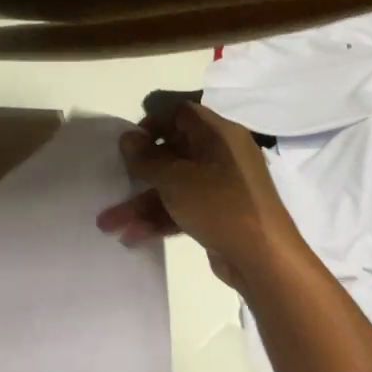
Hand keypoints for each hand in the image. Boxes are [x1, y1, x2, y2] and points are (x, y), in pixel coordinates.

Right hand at [96, 92, 309, 290]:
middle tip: (115, 184)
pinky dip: (160, 218)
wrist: (263, 256)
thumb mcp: (174, 178)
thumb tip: (127, 138)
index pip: (181, 114)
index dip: (153, 124)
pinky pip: (183, 207)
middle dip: (138, 174)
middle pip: (172, 154)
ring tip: (109, 224)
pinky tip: (133, 236)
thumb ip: (146, 158)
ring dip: (141, 203)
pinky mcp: (218, 213)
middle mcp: (221, 156)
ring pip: (173, 186)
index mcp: (218, 136)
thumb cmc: (218, 204)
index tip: (130, 144)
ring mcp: (221, 186)